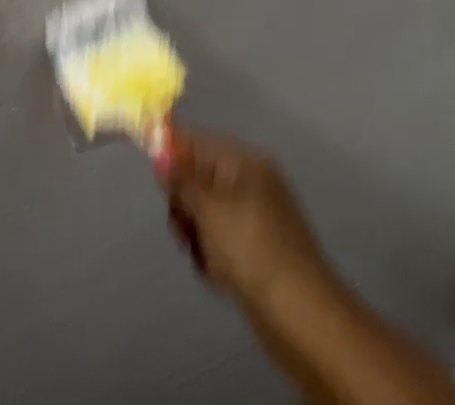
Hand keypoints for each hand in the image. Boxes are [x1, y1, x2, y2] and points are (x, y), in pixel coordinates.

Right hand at [160, 128, 333, 304]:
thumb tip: (160, 155)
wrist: (299, 311)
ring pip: (203, 215)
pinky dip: (212, 256)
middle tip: (186, 228)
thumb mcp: (207, 207)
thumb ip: (180, 179)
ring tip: (207, 258)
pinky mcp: (256, 251)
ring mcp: (256, 219)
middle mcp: (252, 185)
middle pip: (197, 181)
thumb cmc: (250, 248)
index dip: (171, 155)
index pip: (197, 144)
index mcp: (246, 164)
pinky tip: (220, 275)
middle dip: (184, 206)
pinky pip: (218, 242)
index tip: (155, 178)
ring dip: (196, 236)